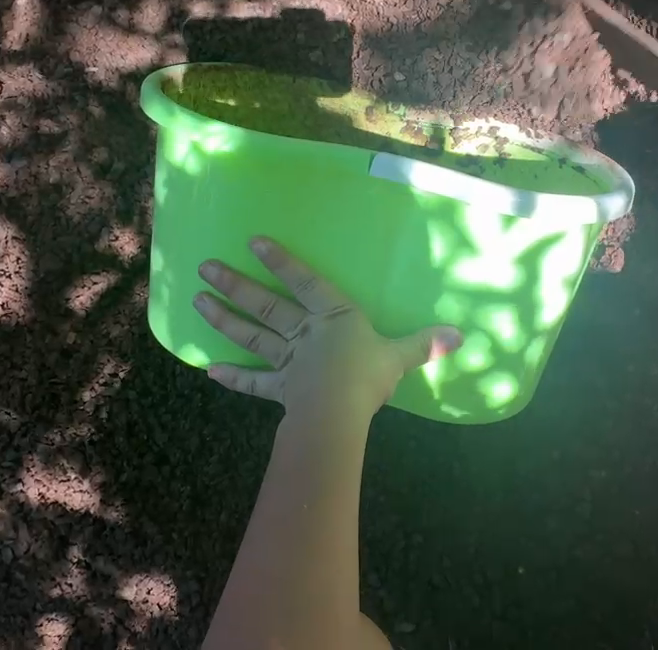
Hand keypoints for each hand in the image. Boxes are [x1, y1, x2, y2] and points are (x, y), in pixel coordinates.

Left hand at [192, 237, 461, 424]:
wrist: (339, 415)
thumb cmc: (367, 377)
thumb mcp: (399, 356)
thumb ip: (424, 344)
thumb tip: (460, 335)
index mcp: (333, 315)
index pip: (303, 281)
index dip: (280, 261)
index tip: (253, 241)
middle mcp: (304, 331)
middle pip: (266, 305)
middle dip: (235, 285)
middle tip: (204, 267)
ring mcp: (288, 360)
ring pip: (251, 335)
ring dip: (224, 318)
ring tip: (197, 301)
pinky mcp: (280, 388)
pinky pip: (254, 381)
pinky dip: (233, 377)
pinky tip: (209, 369)